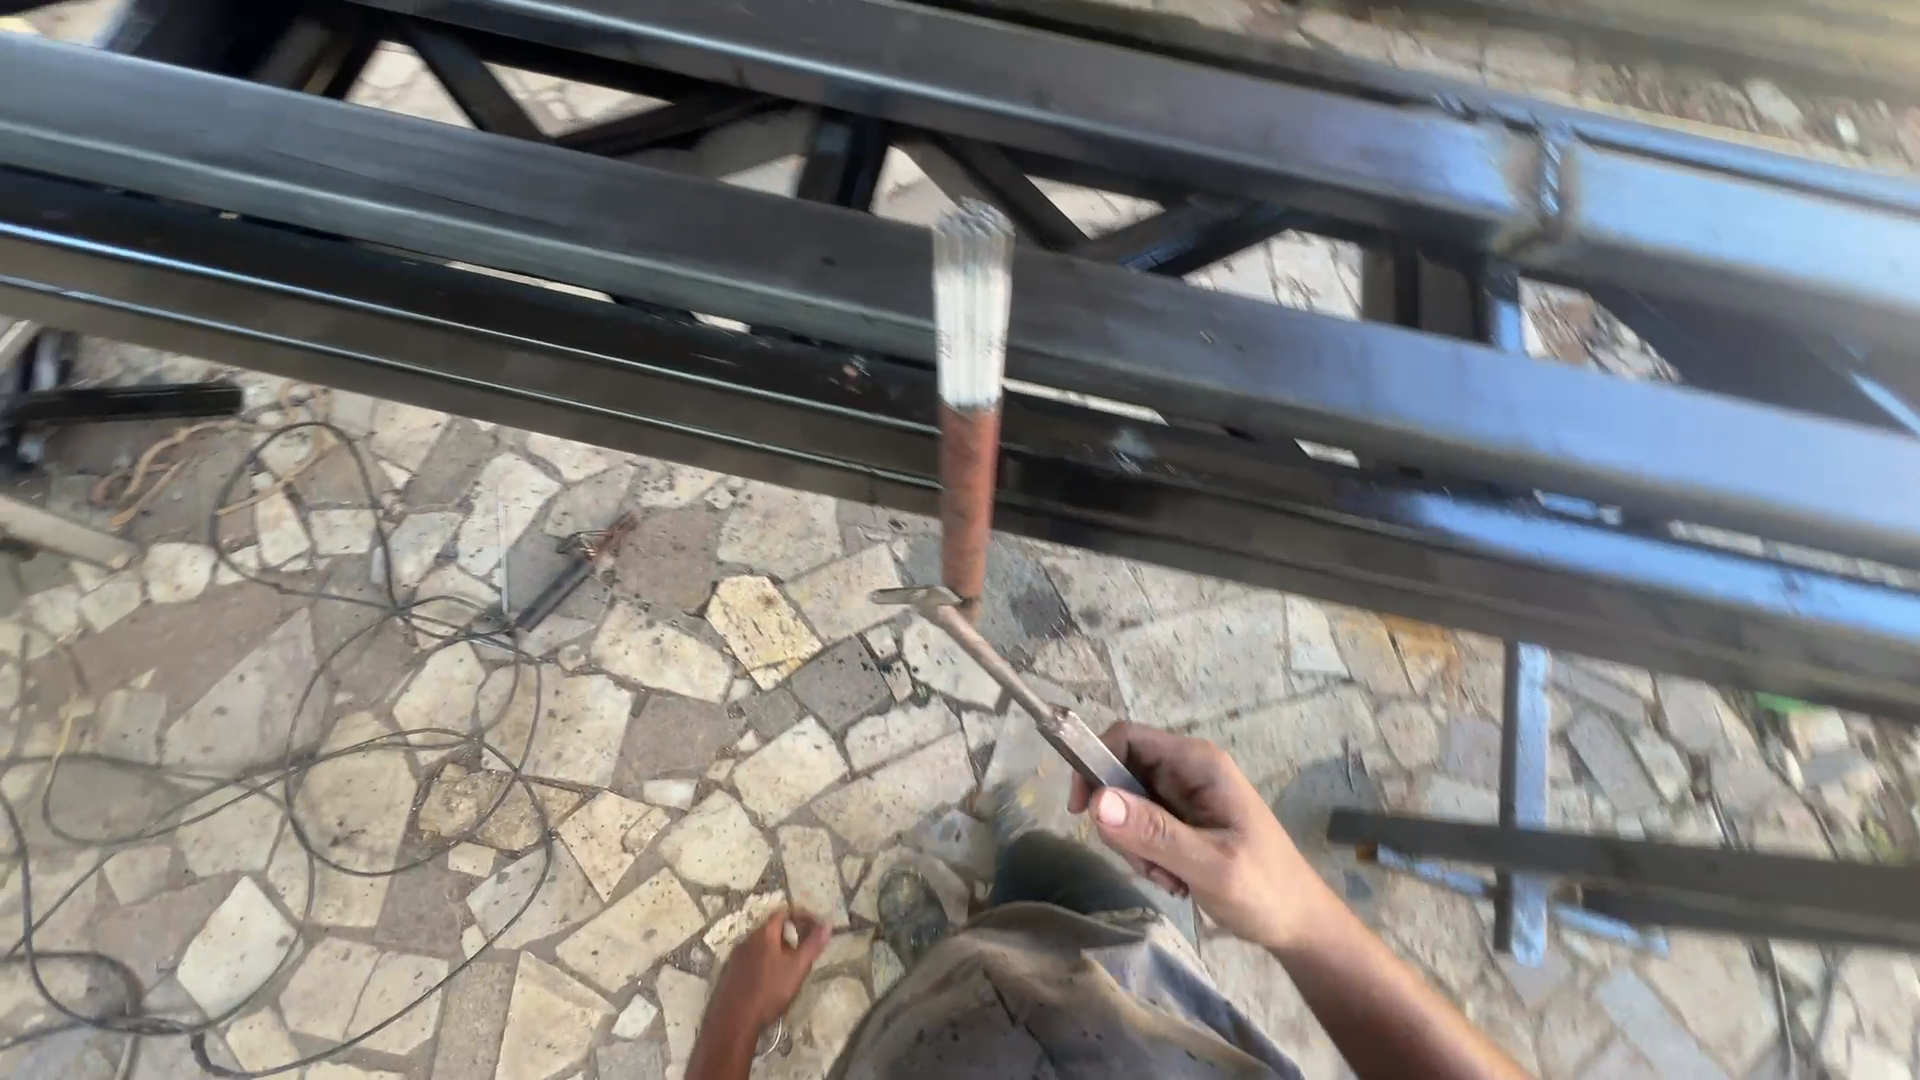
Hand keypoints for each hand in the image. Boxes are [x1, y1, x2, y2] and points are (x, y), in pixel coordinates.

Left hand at [705, 910, 831, 1034]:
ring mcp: (734, 958)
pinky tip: (766, 983)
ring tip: (786, 969)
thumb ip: (812, 945)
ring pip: (758, 946)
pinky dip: (761, 964)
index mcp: (764, 934)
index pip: (782, 913)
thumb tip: (827, 924)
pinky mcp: (727, 975)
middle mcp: (747, 940)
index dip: (799, 916)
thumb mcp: (797, 968)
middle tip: (801, 952)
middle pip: (770, 929)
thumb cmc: (769, 991)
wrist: (733, 1023)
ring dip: (773, 951)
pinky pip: (748, 960)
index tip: (812, 928)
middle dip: (788, 936)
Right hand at [1069, 721, 1336, 951]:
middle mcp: (1186, 769)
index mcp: (1197, 762)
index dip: (1095, 762)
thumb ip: (1155, 833)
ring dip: (1134, 844)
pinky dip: (1144, 854)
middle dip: (1121, 821)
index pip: (1127, 737)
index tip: (1083, 810)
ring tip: (1170, 876)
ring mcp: (1182, 793)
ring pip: (1125, 803)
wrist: (1299, 925)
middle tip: (1146, 863)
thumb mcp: (1210, 866)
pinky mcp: (1179, 817)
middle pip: (1120, 773)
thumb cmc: (1265, 890)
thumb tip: (1098, 802)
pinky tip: (1174, 878)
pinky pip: (1138, 825)